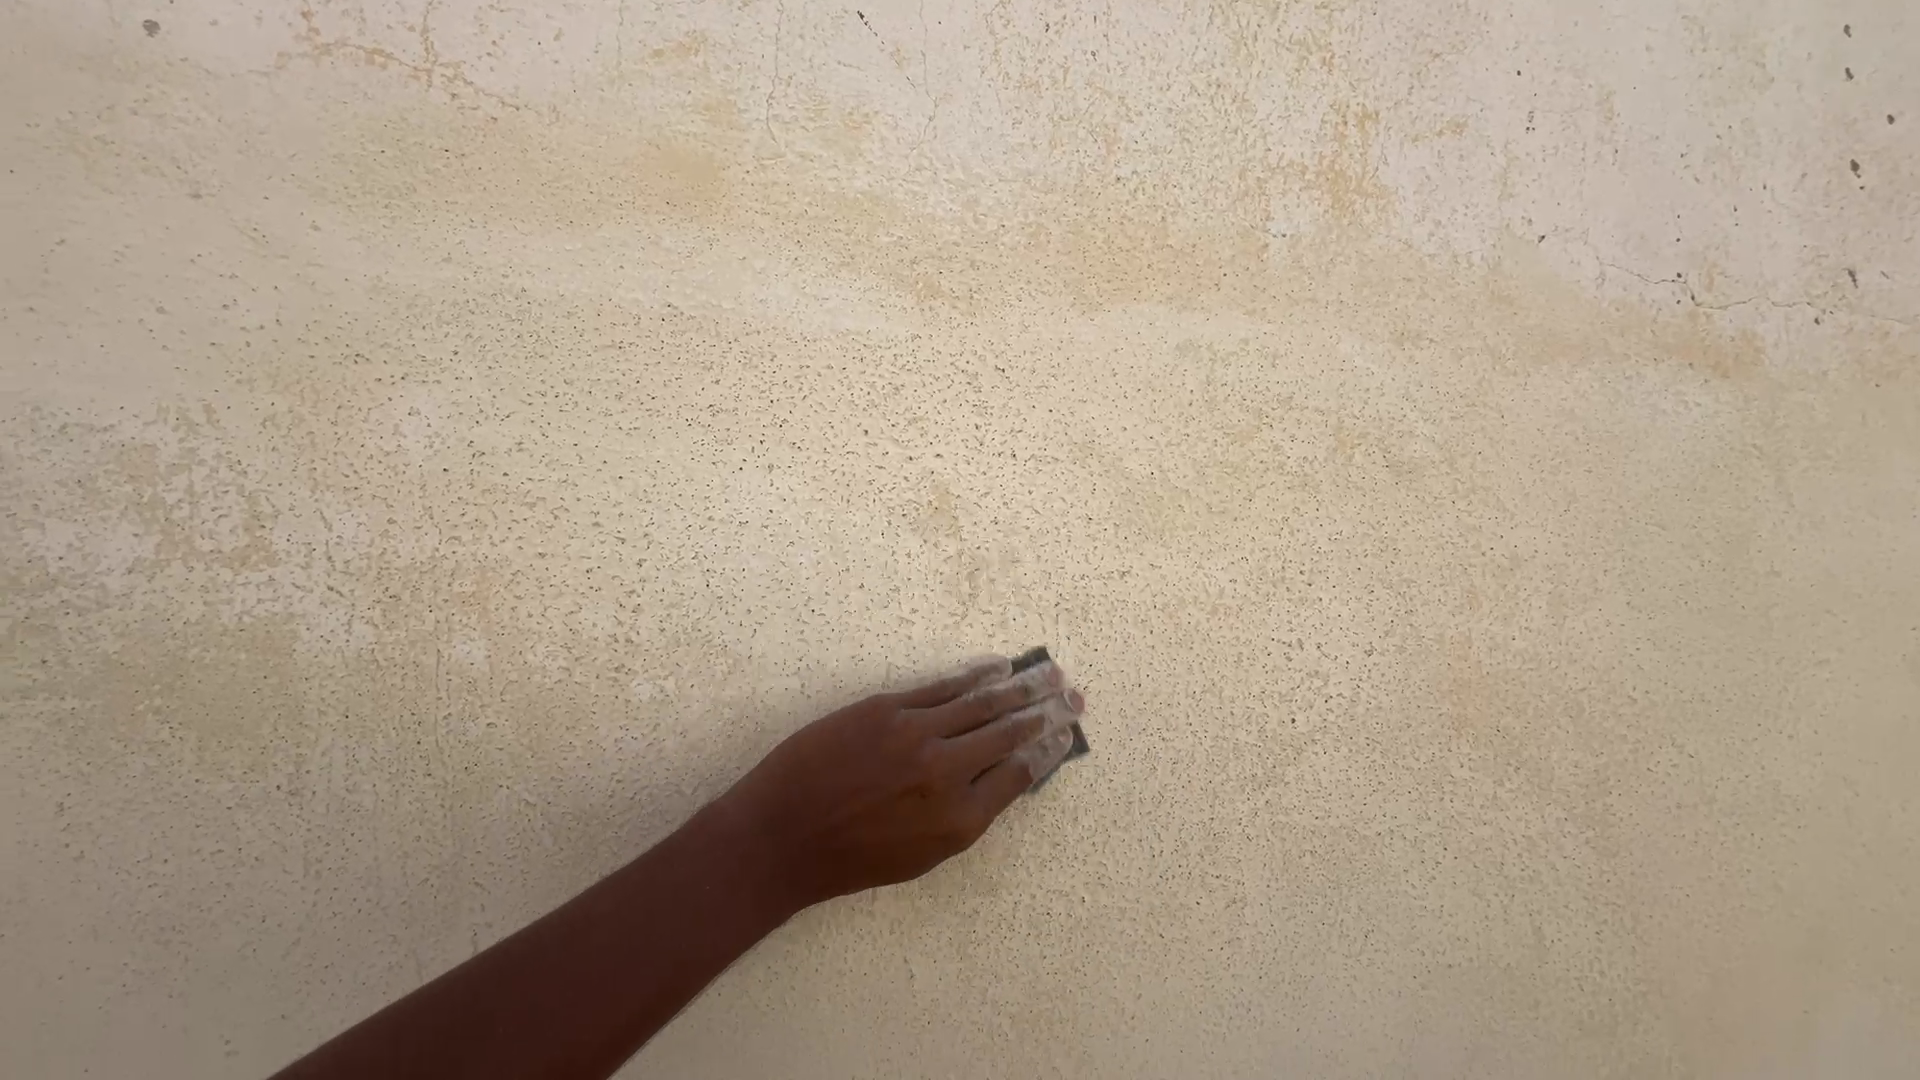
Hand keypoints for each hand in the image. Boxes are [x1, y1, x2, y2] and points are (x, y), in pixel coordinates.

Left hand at [720, 655, 1085, 909]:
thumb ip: (967, 815)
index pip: (1021, 774)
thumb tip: (1000, 779)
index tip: (1066, 732)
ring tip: (1049, 674)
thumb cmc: (852, 857)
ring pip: (983, 702)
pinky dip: (974, 675)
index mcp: (960, 820)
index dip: (1048, 749)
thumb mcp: (923, 855)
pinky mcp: (888, 709)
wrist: (783, 835)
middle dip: (1048, 712)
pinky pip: (942, 687)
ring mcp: (918, 735)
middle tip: (1075, 695)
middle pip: (1011, 732)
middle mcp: (947, 773)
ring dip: (1022, 686)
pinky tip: (995, 667)